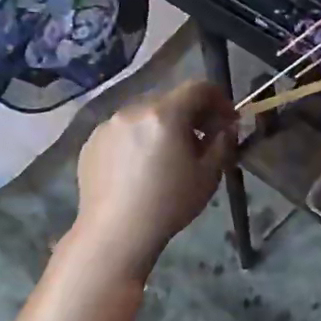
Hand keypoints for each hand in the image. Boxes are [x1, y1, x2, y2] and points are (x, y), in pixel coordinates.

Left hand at [69, 80, 235, 276]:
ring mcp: (108, 124)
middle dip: (191, 114)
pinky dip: (138, 138)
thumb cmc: (169, 204)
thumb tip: (227, 127)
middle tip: (202, 139)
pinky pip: (123, 130)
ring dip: (162, 125)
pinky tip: (140, 167)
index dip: (219, 99)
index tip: (228, 120)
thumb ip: (222, 143)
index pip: (198, 88)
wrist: (115, 233)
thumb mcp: (208, 176)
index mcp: (165, 113)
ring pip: (144, 114)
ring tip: (168, 155)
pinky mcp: (92, 142)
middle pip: (170, 99)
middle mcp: (134, 109)